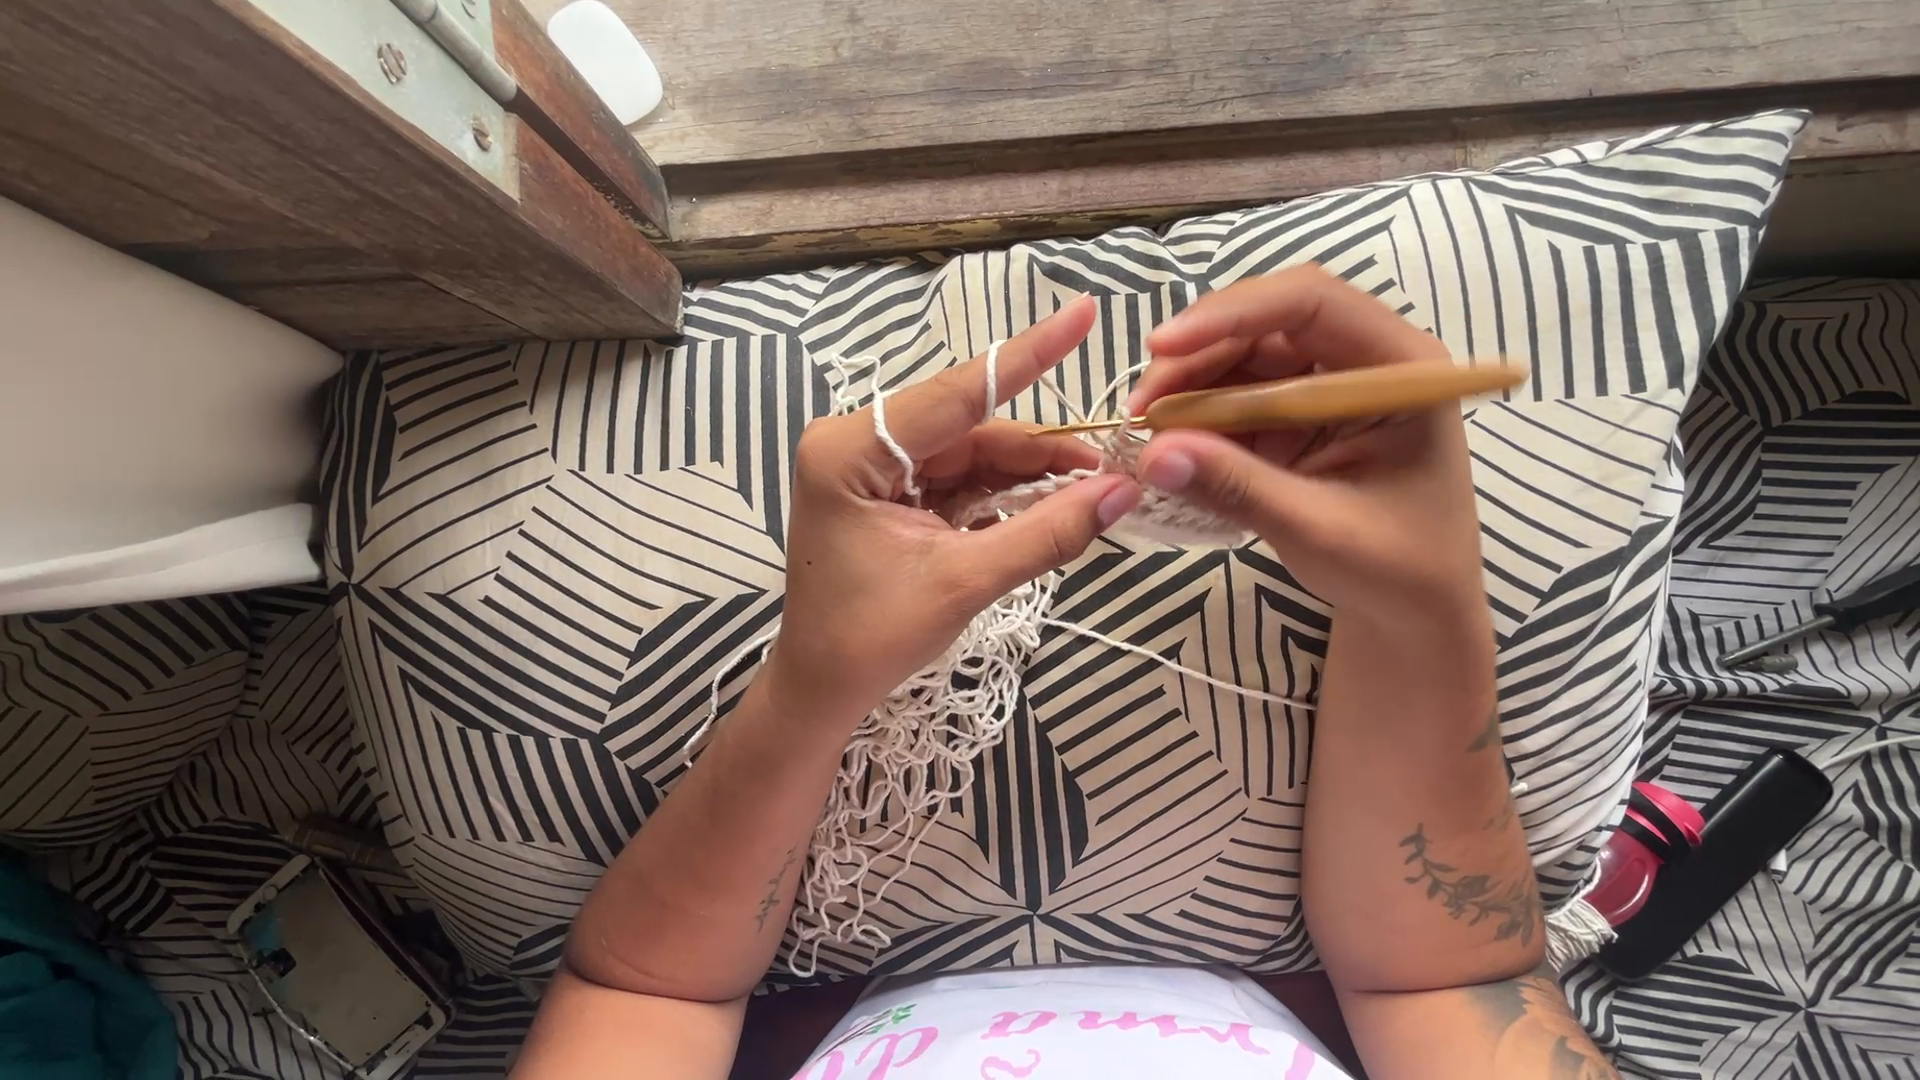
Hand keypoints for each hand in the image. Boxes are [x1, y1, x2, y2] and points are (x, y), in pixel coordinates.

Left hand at [766, 296, 1142, 718]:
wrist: (823, 686)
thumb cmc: (872, 639)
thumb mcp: (965, 581)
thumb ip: (1046, 532)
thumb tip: (1123, 492)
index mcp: (851, 450)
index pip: (955, 393)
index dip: (1027, 355)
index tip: (1082, 312)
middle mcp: (856, 443)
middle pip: (968, 427)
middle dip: (1040, 449)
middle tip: (1109, 466)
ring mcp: (871, 467)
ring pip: (968, 453)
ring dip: (1026, 474)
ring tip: (1089, 489)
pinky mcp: (888, 491)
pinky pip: (957, 478)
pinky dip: (1001, 493)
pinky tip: (1046, 502)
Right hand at [1132, 265, 1483, 622]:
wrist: (1413, 604)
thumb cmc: (1395, 567)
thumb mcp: (1317, 528)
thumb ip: (1237, 486)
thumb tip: (1154, 455)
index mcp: (1397, 369)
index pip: (1310, 303)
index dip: (1231, 313)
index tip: (1162, 346)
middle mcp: (1360, 362)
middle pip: (1264, 325)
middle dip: (1194, 358)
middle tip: (1139, 409)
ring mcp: (1323, 389)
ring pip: (1240, 360)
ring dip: (1186, 388)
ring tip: (1144, 430)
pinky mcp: (1295, 418)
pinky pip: (1234, 399)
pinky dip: (1195, 419)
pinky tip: (1168, 445)